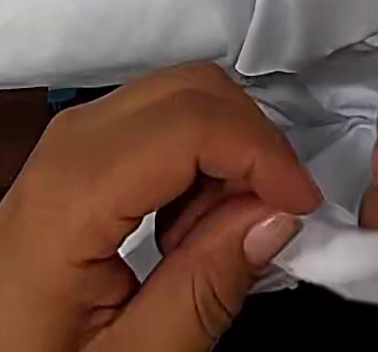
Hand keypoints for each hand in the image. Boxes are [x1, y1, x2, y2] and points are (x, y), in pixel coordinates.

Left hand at [0, 65, 320, 351]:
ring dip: (224, 148)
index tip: (303, 206)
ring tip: (215, 235)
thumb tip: (277, 214)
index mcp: (75, 187)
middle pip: (191, 88)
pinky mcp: (80, 143)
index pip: (191, 122)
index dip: (260, 151)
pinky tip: (184, 224)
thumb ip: (204, 290)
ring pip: (182, 93)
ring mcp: (74, 132)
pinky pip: (161, 115)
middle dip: (249, 139)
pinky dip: (198, 153)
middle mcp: (74, 136)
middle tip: (268, 217)